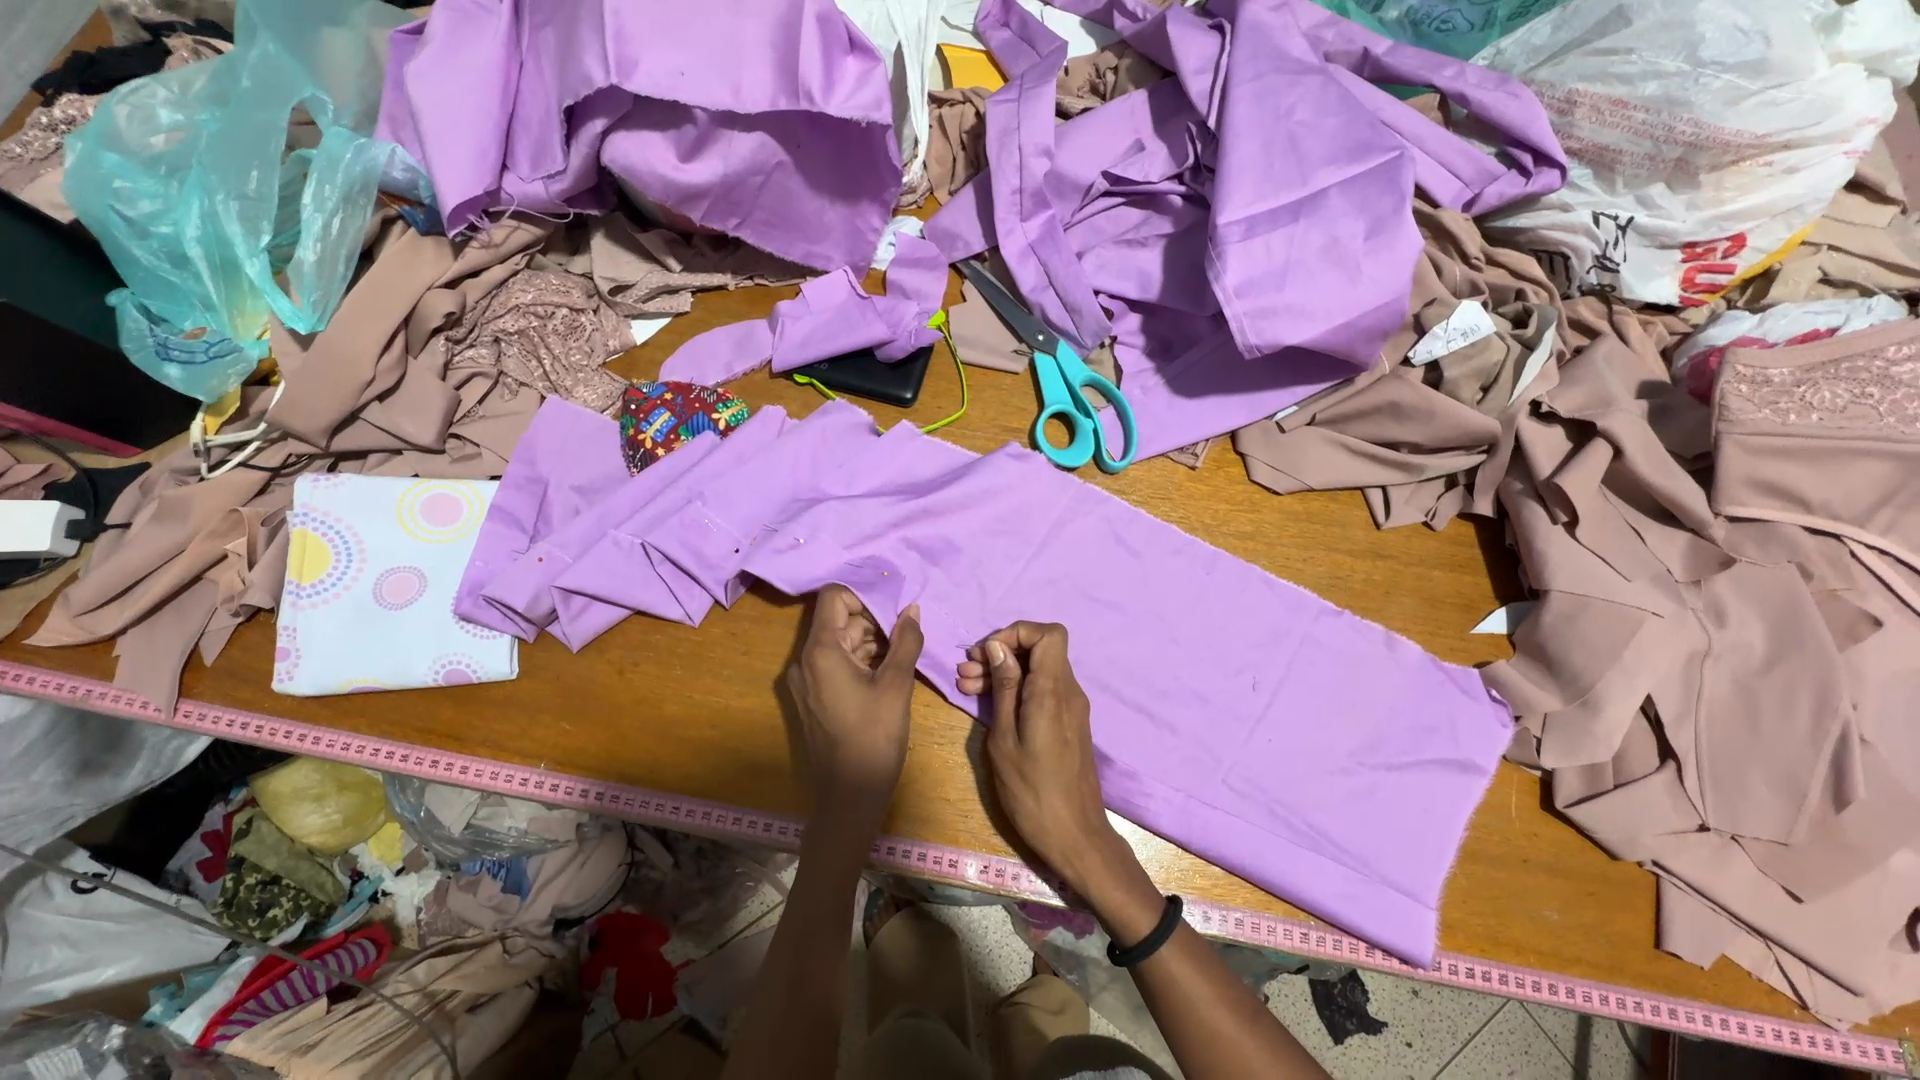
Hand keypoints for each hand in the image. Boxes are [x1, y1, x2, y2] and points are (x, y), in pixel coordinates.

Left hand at [787, 585, 924, 830]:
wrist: (849, 794)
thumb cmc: (874, 737)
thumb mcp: (896, 684)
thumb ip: (905, 641)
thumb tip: (911, 610)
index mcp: (820, 651)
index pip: (834, 597)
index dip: (864, 595)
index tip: (894, 610)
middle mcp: (804, 660)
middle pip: (838, 620)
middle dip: (873, 621)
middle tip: (906, 635)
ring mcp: (805, 680)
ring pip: (838, 643)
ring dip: (869, 642)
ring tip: (901, 655)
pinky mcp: (812, 697)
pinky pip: (835, 665)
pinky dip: (860, 661)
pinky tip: (887, 673)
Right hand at [958, 622, 1130, 896]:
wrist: (1074, 836)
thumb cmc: (1032, 791)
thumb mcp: (1004, 739)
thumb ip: (1004, 689)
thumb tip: (998, 649)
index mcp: (1053, 691)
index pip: (1049, 633)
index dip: (1016, 632)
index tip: (986, 654)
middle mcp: (1069, 692)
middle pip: (1041, 649)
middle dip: (1002, 652)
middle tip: (966, 673)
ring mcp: (1072, 708)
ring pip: (1039, 670)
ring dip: (1005, 672)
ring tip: (967, 687)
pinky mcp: (1069, 724)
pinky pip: (1044, 691)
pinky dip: (1018, 690)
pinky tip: (989, 705)